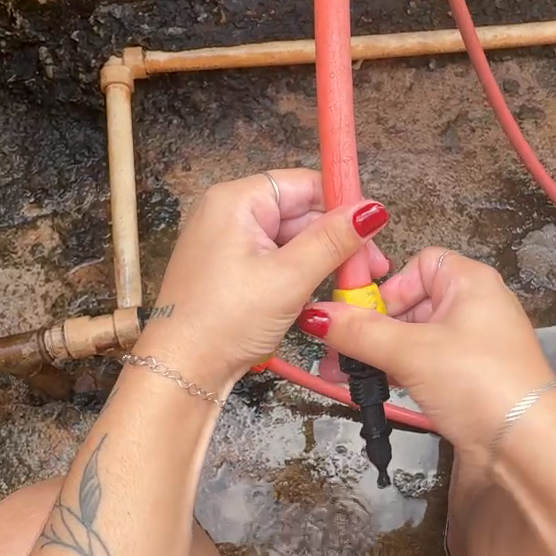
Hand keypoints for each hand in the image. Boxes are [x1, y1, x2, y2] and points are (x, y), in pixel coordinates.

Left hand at [136, 169, 390, 387]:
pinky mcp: (231, 271)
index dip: (342, 204)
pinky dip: (299, 276)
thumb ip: (333, 240)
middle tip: (368, 269)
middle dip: (336, 240)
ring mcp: (228, 243)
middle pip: (299, 212)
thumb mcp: (289, 278)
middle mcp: (229, 214)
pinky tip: (316, 297)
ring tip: (346, 287)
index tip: (373, 228)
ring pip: (291, 240)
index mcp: (236, 201)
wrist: (182, 371)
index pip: (303, 184)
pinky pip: (275, 261)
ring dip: (321, 262)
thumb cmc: (221, 322)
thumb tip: (370, 210)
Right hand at [295, 248, 555, 457]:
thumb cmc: (477, 381)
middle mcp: (474, 306)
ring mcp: (473, 344)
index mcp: (469, 282)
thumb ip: (359, 332)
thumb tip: (314, 315)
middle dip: (372, 328)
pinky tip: (374, 389)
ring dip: (379, 354)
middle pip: (411, 303)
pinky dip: (398, 372)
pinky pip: (424, 363)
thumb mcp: (410, 352)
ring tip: (345, 377)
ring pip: (414, 337)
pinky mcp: (469, 377)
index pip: (418, 264)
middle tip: (339, 354)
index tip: (361, 316)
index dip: (387, 287)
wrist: (526, 447)